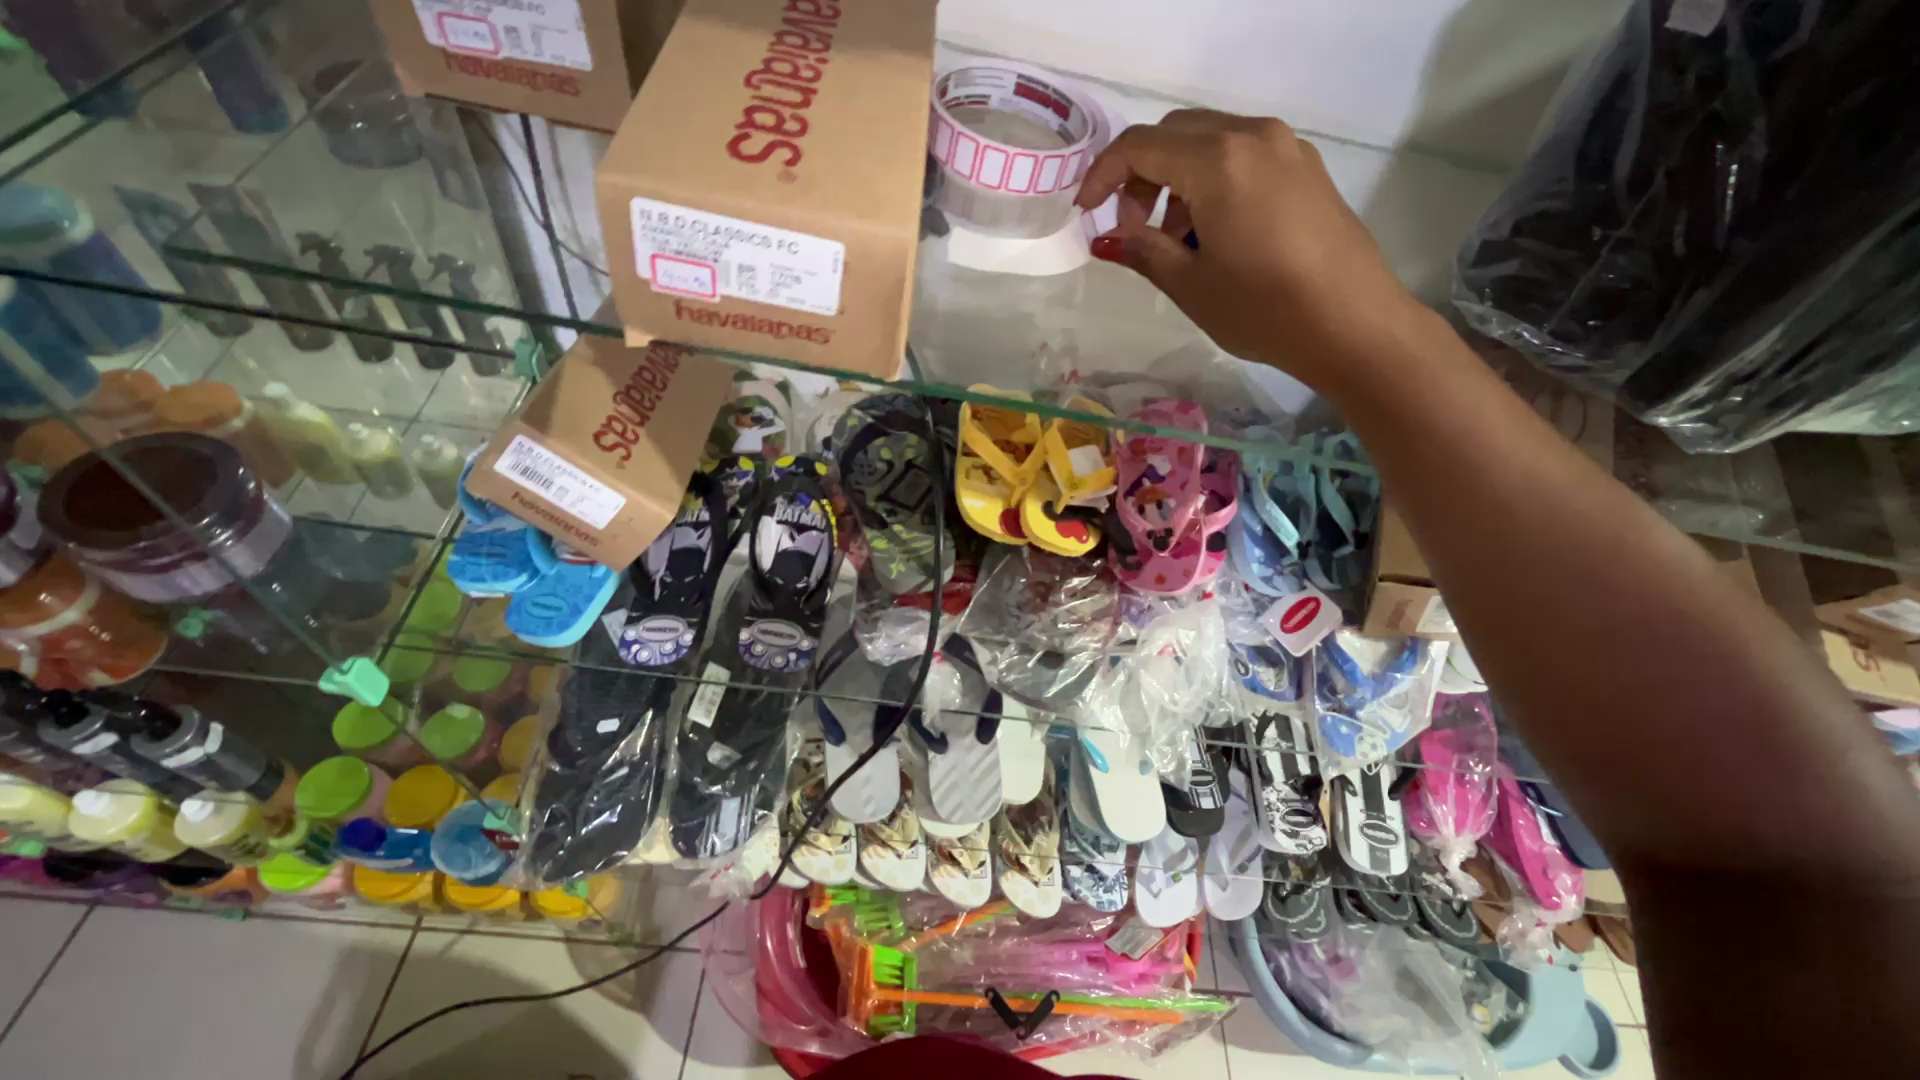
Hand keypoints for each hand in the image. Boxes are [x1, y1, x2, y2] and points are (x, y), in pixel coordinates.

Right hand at [1078, 110, 1426, 386]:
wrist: (1353, 325)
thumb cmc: (1264, 310)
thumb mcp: (1190, 285)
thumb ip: (1142, 251)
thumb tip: (1105, 239)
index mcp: (1218, 161)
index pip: (1140, 146)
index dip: (1103, 176)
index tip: (1086, 214)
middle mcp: (1253, 137)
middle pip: (1175, 133)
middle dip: (1141, 175)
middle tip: (1132, 230)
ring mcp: (1287, 148)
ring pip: (1210, 142)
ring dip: (1178, 180)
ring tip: (1177, 243)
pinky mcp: (1306, 169)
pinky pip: (1244, 156)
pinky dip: (1213, 182)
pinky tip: (1215, 235)